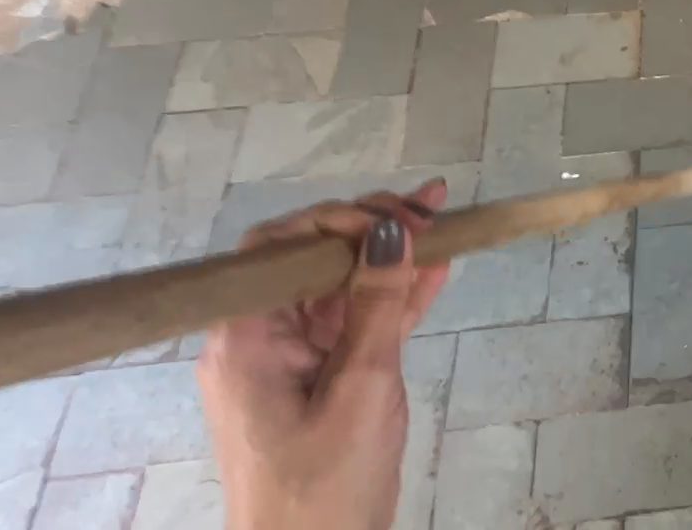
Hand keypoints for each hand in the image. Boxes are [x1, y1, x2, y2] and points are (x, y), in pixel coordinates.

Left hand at [198, 180, 449, 529]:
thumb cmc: (326, 479)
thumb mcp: (359, 386)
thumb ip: (376, 305)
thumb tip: (391, 230)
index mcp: (248, 339)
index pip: (275, 250)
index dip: (331, 220)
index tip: (393, 221)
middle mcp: (268, 337)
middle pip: (314, 258)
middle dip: (372, 226)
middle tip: (430, 211)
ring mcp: (303, 355)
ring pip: (348, 283)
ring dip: (395, 250)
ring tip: (443, 213)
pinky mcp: (336, 372)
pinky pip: (369, 316)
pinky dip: (403, 290)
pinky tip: (441, 263)